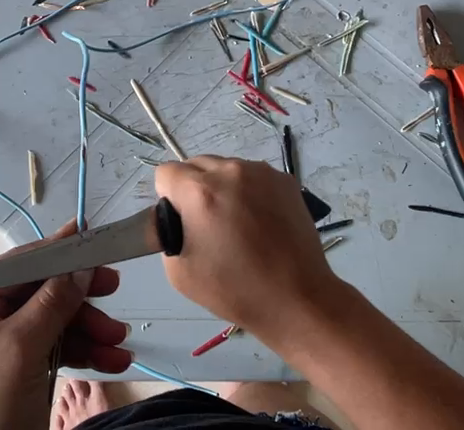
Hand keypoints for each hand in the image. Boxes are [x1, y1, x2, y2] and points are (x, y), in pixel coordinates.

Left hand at [0, 221, 133, 429]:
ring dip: (88, 330)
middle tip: (115, 290)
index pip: (20, 263)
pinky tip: (111, 361)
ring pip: (51, 321)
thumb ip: (52, 303)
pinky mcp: (13, 371)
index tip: (94, 238)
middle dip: (79, 299)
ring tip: (119, 343)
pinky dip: (81, 352)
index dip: (59, 251)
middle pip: (39, 291)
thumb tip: (79, 266)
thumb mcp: (20, 350)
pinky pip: (51, 348)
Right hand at [154, 156, 344, 340]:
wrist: (298, 299)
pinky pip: (252, 175)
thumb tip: (172, 214)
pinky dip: (248, 191)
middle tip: (209, 225)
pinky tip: (261, 221)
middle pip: (195, 165)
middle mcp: (229, 171)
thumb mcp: (179, 272)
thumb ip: (166, 232)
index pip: (166, 173)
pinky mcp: (284, 179)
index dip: (168, 198)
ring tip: (239, 224)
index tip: (184, 223)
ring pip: (225, 168)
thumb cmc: (235, 290)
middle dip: (194, 189)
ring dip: (222, 187)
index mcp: (200, 191)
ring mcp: (260, 172)